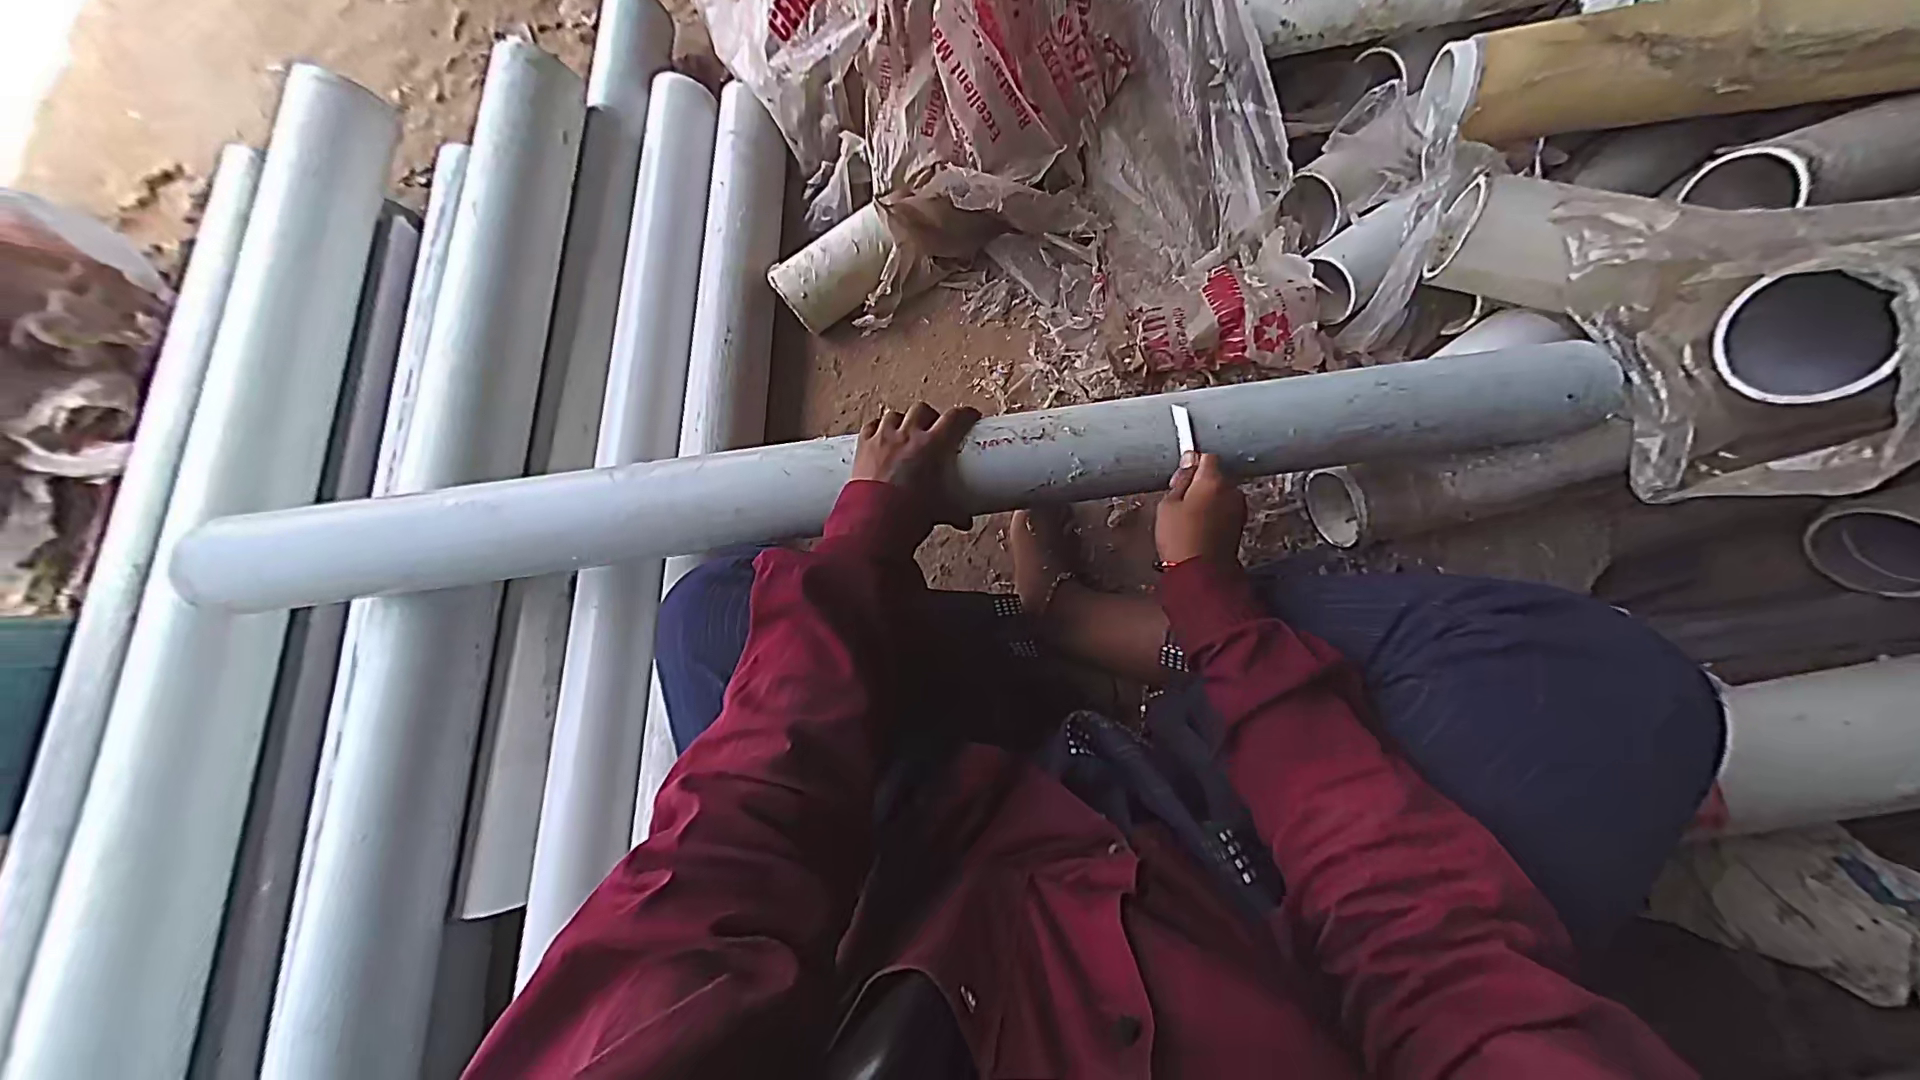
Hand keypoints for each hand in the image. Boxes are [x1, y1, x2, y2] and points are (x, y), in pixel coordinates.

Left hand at [850, 402, 981, 526]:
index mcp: (932, 446)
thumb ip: (954, 513)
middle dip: (929, 416)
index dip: (964, 414)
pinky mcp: (864, 446)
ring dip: (902, 420)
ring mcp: (883, 438)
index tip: (969, 417)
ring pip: (894, 415)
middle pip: (922, 410)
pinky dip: (877, 428)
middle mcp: (907, 435)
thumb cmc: (909, 512)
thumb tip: (965, 522)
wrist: (876, 518)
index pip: (954, 418)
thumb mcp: (939, 510)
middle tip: (933, 427)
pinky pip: (871, 426)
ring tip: (905, 430)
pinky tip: (880, 435)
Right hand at [1155, 452, 1245, 566]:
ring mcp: (1238, 507)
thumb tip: (1188, 463)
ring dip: (1207, 497)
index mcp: (1212, 481)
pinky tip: (1198, 526)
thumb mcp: (1167, 505)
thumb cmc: (1180, 539)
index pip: (1206, 457)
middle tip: (1178, 500)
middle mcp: (1231, 490)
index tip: (1180, 475)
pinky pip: (1224, 507)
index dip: (1191, 464)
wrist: (1200, 571)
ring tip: (1188, 516)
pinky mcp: (1239, 522)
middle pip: (1215, 475)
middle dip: (1198, 482)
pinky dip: (1214, 511)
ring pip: (1220, 492)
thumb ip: (1181, 479)